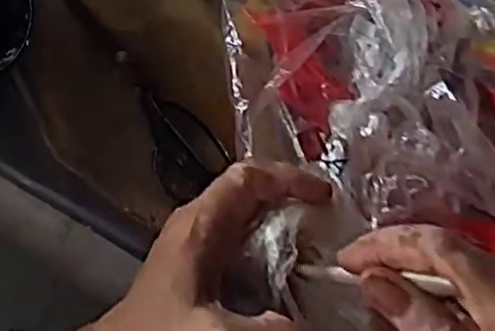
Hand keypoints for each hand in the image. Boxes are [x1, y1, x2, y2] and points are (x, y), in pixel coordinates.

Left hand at [90, 163, 332, 330]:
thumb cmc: (159, 328)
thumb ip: (267, 329)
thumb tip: (312, 327)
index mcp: (198, 222)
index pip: (244, 178)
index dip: (286, 177)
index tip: (326, 193)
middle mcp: (200, 227)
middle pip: (250, 199)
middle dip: (291, 206)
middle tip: (335, 227)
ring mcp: (200, 251)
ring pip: (250, 229)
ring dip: (286, 237)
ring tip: (326, 257)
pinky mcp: (203, 277)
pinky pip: (245, 258)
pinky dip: (274, 265)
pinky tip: (297, 291)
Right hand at [338, 226, 494, 330]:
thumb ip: (430, 322)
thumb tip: (374, 281)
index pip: (428, 240)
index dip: (382, 242)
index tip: (346, 259)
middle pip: (451, 249)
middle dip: (403, 252)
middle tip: (366, 272)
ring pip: (476, 270)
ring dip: (431, 274)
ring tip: (401, 293)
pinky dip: (462, 294)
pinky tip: (454, 315)